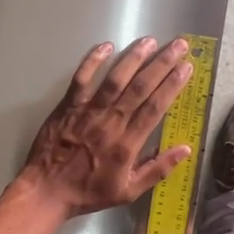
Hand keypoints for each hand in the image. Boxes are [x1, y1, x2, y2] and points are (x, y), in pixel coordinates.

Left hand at [9, 38, 194, 219]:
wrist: (46, 191)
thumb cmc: (88, 192)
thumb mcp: (128, 191)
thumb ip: (158, 170)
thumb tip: (186, 149)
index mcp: (128, 145)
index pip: (155, 108)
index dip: (173, 85)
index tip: (186, 68)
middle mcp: (111, 123)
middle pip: (140, 88)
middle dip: (162, 64)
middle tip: (179, 45)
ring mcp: (88, 112)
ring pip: (114, 79)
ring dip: (133, 58)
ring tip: (150, 41)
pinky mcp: (68, 106)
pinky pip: (81, 79)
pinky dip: (93, 61)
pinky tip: (107, 46)